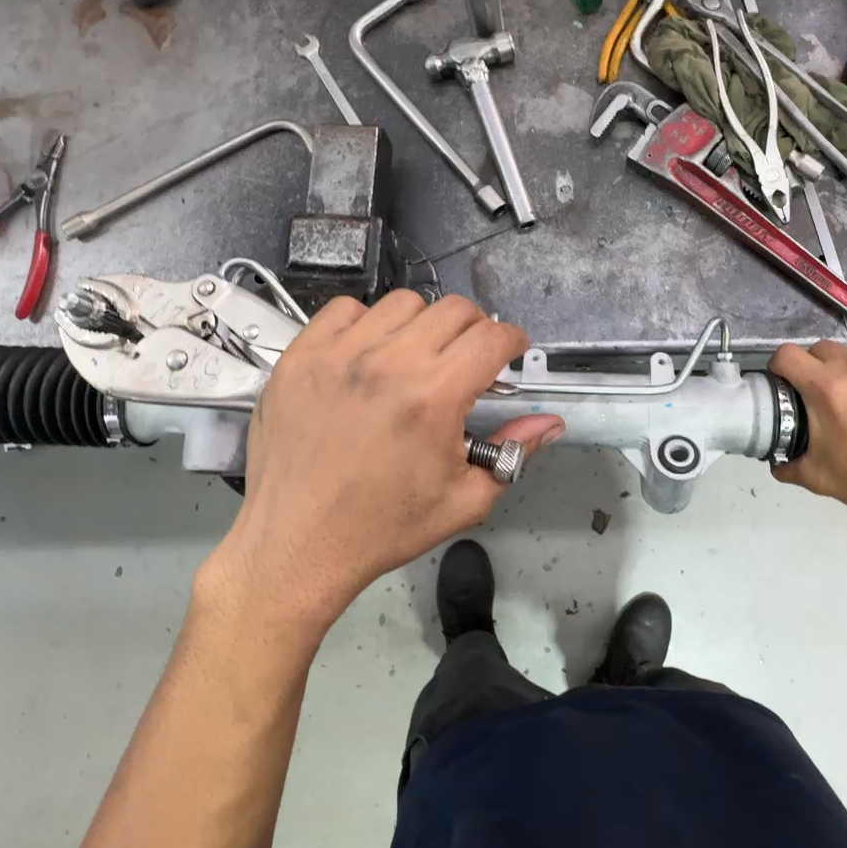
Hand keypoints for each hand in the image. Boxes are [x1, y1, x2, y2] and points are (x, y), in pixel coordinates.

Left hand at [203, 292, 564, 628]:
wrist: (297, 544)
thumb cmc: (384, 526)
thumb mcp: (465, 498)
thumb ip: (514, 451)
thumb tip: (550, 422)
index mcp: (434, 396)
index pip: (493, 337)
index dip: (514, 341)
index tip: (511, 352)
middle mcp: (389, 362)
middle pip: (454, 310)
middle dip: (475, 330)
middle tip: (469, 360)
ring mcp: (339, 354)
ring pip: (402, 303)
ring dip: (422, 325)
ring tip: (416, 358)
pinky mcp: (301, 357)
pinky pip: (344, 310)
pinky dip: (366, 324)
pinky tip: (367, 356)